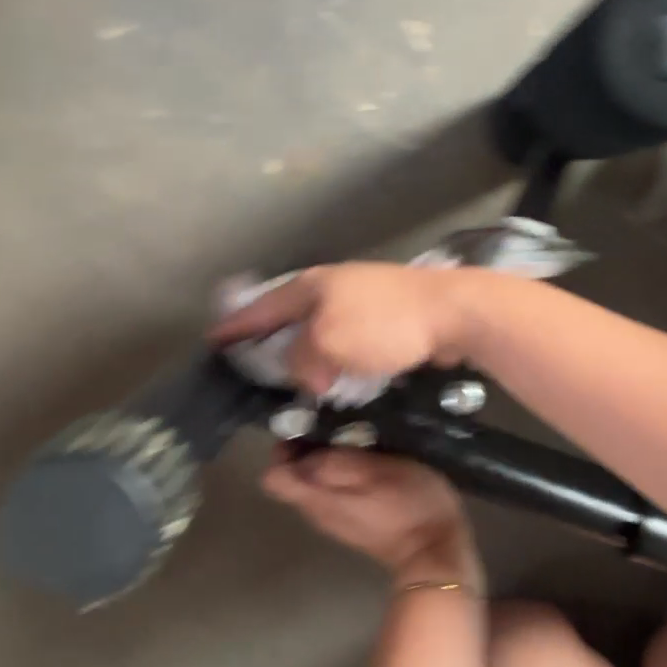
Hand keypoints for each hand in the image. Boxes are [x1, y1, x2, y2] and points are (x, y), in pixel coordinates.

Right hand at [208, 263, 478, 396]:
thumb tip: (306, 376)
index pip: (263, 306)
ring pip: (324, 330)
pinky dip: (341, 360)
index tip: (214, 340)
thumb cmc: (385, 324)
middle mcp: (336, 286)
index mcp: (313, 285)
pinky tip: (341, 379)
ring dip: (311, 354)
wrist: (453, 313)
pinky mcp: (392, 318)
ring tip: (297, 382)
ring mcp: (366, 299)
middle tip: (254, 366)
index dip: (237, 325)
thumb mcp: (328, 343)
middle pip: (293, 315)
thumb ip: (302, 360)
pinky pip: (352, 342)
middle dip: (273, 339)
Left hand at [262, 446, 482, 589]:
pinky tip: (375, 462)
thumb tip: (301, 455)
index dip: (284, 448)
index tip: (309, 426)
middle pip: (294, 478)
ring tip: (361, 439)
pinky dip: (347, 473)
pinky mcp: (356, 522)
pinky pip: (337, 492)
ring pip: (316, 484)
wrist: (436, 553)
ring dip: (331, 459)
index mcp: (316, 499)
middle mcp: (317, 512)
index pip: (273, 475)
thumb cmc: (409, 506)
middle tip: (340, 426)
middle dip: (309, 448)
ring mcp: (337, 520)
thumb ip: (335, 462)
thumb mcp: (377, 471)